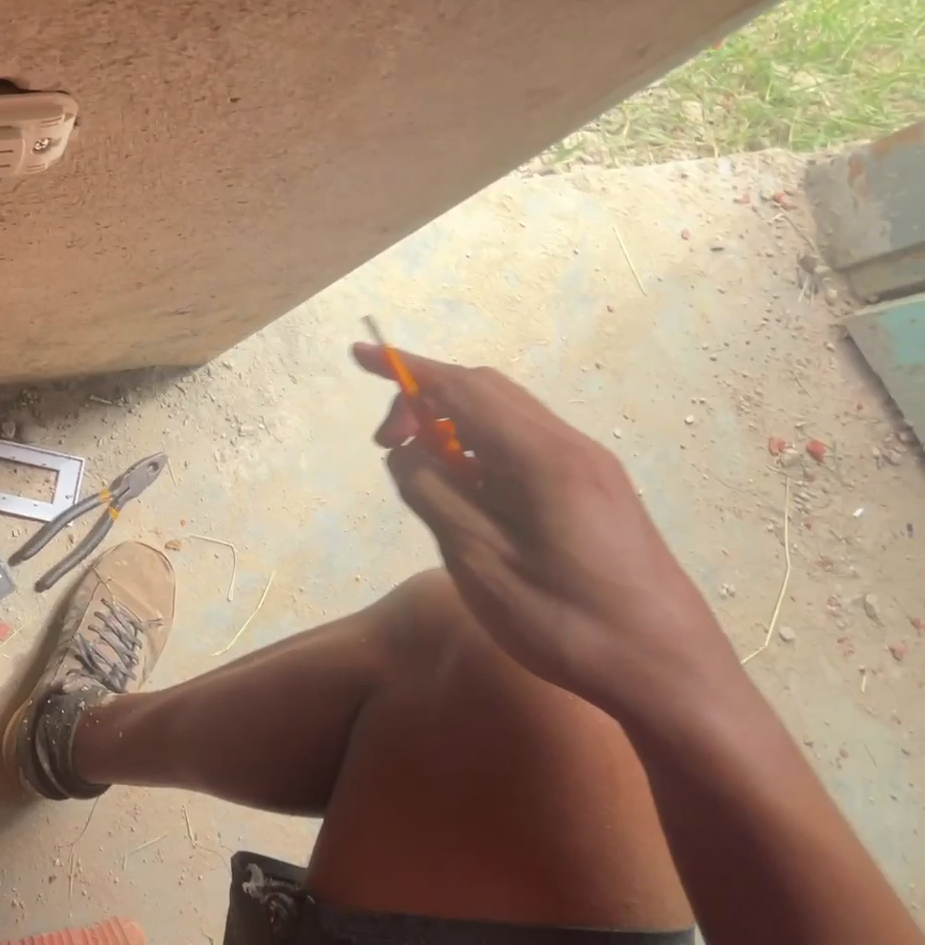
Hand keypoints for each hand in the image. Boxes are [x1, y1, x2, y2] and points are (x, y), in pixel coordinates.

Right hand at [354, 344, 732, 714]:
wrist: (670, 676)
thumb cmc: (567, 624)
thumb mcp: (478, 562)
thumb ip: (432, 495)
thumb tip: (406, 452)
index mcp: (544, 460)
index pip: (463, 389)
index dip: (406, 369)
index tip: (361, 356)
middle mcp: (570, 449)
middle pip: (486, 393)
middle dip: (425, 401)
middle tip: (388, 447)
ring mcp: (588, 470)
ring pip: (505, 419)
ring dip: (452, 428)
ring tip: (422, 477)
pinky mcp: (592, 492)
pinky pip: (522, 447)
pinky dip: (478, 451)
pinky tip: (467, 494)